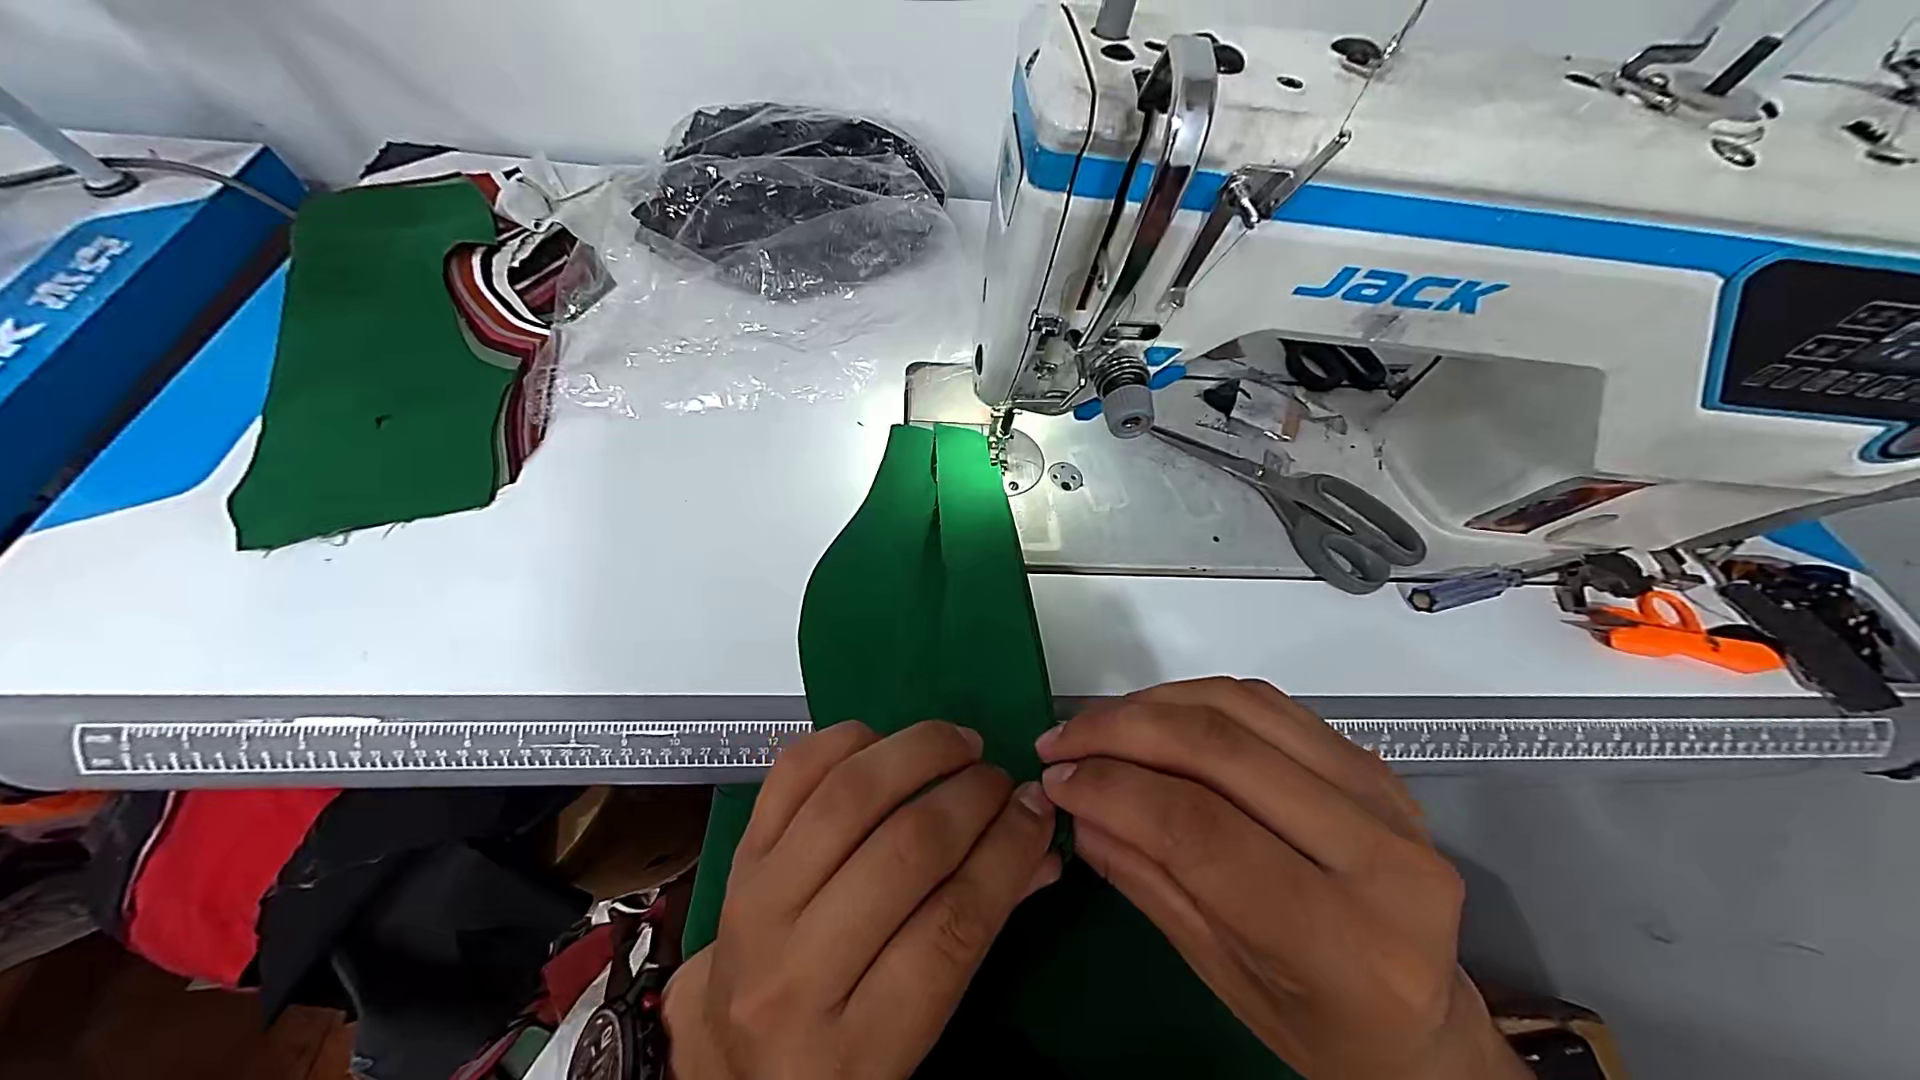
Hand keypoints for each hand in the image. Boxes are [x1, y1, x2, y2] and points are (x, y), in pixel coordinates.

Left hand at [664, 720, 1060, 1079]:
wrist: (735, 1060)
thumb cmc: (842, 1051)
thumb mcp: (918, 1027)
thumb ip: (981, 930)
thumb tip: (1039, 848)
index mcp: (858, 1045)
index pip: (952, 926)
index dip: (1008, 851)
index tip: (1035, 809)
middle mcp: (796, 974)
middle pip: (904, 851)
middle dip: (970, 797)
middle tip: (1000, 779)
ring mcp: (758, 906)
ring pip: (847, 798)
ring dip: (917, 754)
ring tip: (959, 745)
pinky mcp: (739, 858)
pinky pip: (793, 774)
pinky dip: (848, 741)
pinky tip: (887, 742)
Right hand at [1036, 678, 1527, 1079]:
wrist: (1422, 1025)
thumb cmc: (1320, 1027)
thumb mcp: (1219, 976)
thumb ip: (1145, 881)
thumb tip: (1077, 807)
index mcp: (1344, 941)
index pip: (1200, 831)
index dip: (1112, 790)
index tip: (1056, 780)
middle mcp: (1381, 856)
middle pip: (1220, 750)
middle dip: (1119, 731)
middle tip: (1061, 741)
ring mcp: (1385, 798)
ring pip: (1242, 707)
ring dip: (1151, 703)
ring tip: (1097, 723)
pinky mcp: (1373, 764)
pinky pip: (1268, 703)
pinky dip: (1196, 696)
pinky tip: (1154, 714)